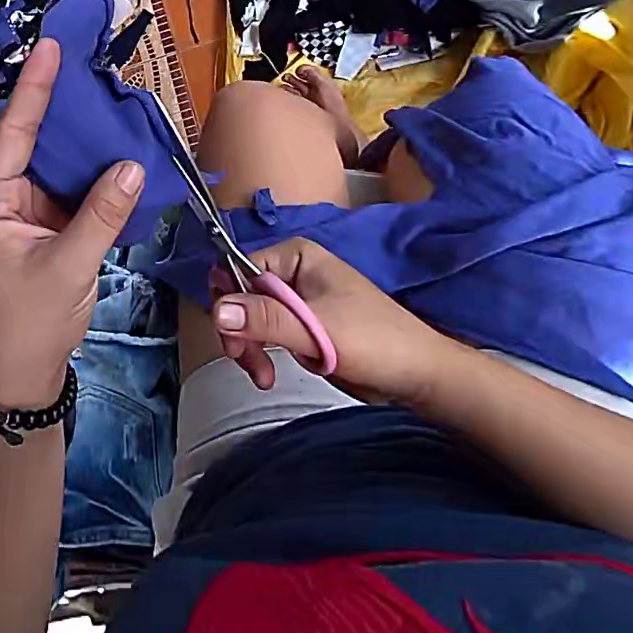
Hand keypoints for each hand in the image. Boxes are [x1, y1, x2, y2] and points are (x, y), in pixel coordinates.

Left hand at [0, 38, 144, 407]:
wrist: (30, 367)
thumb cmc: (33, 320)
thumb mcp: (67, 268)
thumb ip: (100, 217)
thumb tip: (133, 167)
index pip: (12, 136)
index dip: (32, 92)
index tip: (50, 51)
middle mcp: (9, 196)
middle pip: (34, 139)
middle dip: (60, 103)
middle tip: (88, 62)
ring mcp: (34, 208)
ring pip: (59, 160)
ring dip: (84, 135)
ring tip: (109, 94)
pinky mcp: (57, 221)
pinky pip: (78, 183)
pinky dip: (99, 166)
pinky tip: (120, 145)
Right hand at [211, 239, 472, 404]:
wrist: (415, 374)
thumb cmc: (373, 341)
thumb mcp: (316, 330)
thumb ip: (266, 319)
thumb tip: (217, 309)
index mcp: (295, 256)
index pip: (238, 270)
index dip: (230, 304)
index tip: (236, 340)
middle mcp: (291, 271)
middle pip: (240, 296)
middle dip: (240, 332)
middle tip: (250, 364)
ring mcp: (295, 299)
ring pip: (249, 318)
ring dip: (250, 348)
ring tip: (264, 376)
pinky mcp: (300, 325)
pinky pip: (265, 333)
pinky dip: (262, 354)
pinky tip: (270, 374)